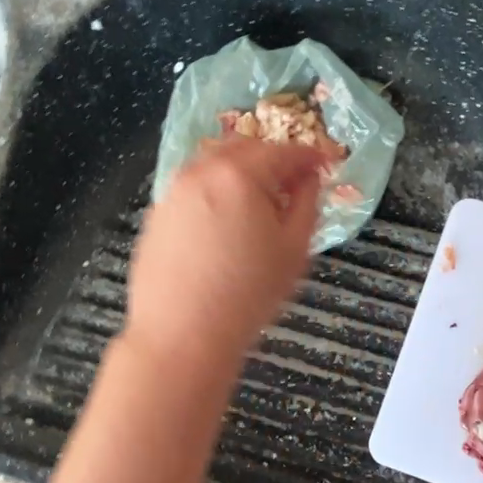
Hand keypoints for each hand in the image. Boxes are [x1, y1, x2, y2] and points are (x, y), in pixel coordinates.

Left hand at [125, 136, 326, 369]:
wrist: (182, 335)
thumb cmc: (247, 295)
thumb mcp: (294, 250)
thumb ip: (307, 205)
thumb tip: (308, 181)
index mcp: (240, 175)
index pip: (283, 152)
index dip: (309, 157)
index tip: (325, 165)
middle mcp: (202, 172)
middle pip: (245, 148)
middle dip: (273, 159)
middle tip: (294, 183)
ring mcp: (174, 191)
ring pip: (215, 165)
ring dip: (242, 172)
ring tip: (261, 204)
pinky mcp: (158, 214)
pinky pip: (194, 188)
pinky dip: (217, 192)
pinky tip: (227, 223)